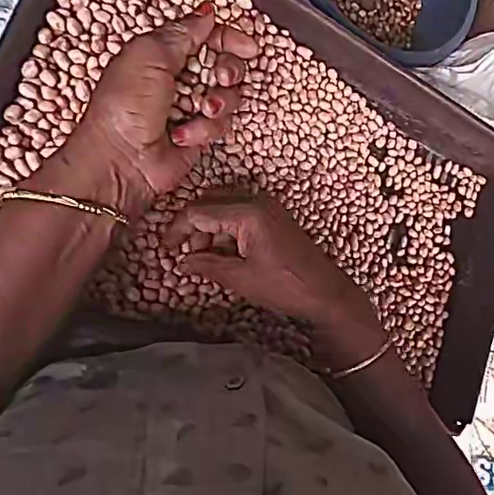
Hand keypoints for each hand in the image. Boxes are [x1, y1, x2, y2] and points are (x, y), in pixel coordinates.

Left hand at [37, 5, 259, 215]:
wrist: (122, 159)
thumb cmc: (124, 107)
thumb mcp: (149, 54)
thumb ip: (183, 32)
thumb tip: (206, 13)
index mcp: (165, 53)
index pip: (207, 36)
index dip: (228, 38)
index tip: (246, 46)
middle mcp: (181, 78)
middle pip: (226, 64)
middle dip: (228, 70)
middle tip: (219, 77)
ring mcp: (191, 107)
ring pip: (229, 96)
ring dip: (218, 102)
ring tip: (200, 109)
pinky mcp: (200, 133)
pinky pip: (221, 124)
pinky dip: (204, 129)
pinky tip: (183, 135)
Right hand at [167, 195, 382, 366]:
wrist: (327, 293)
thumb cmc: (287, 286)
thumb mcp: (240, 278)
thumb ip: (206, 265)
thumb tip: (183, 261)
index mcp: (248, 212)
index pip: (198, 211)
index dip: (177, 230)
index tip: (166, 248)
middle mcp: (259, 201)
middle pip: (210, 202)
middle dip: (194, 227)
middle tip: (186, 254)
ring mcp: (270, 208)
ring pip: (226, 207)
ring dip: (211, 229)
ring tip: (208, 259)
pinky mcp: (277, 218)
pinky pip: (243, 214)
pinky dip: (229, 230)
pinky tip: (227, 254)